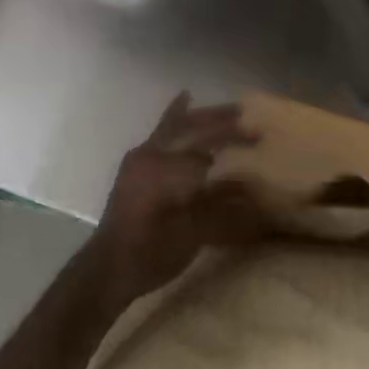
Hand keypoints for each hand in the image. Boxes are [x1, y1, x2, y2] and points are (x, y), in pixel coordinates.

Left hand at [88, 94, 262, 307]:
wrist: (110, 267)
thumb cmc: (152, 250)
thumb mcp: (193, 231)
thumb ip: (220, 204)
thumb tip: (251, 187)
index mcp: (164, 166)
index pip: (206, 143)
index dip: (233, 137)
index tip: (258, 135)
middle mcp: (150, 154)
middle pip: (188, 128)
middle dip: (217, 119)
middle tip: (242, 112)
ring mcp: (139, 159)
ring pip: (173, 127)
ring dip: (197, 117)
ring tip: (221, 108)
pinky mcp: (134, 168)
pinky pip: (159, 134)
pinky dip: (173, 117)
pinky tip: (182, 101)